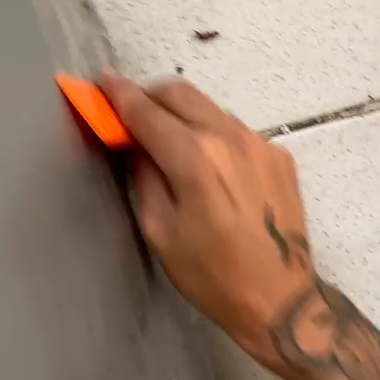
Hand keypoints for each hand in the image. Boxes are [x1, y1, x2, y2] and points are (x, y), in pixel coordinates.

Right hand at [100, 72, 317, 366]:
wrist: (279, 297)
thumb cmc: (212, 275)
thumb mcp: (160, 231)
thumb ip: (144, 177)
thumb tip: (137, 145)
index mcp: (194, 157)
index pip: (145, 111)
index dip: (118, 94)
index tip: (100, 82)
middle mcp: (230, 137)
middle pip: (180, 93)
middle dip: (150, 96)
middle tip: (131, 114)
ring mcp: (260, 143)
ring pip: (210, 109)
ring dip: (184, 116)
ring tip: (171, 145)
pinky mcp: (279, 157)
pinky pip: (237, 133)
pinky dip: (215, 138)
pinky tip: (212, 170)